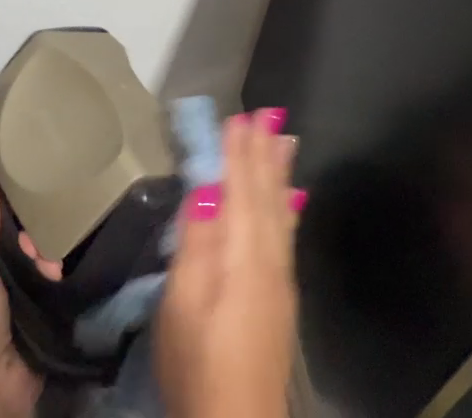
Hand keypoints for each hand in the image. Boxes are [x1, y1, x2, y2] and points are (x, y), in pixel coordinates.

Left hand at [0, 177, 50, 417]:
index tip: (21, 186)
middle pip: (10, 246)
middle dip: (28, 238)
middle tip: (43, 231)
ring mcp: (8, 306)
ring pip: (32, 269)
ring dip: (44, 261)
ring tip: (53, 262)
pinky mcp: (33, 325)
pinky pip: (48, 295)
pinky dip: (56, 285)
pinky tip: (64, 276)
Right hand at [156, 109, 301, 417]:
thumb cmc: (197, 358)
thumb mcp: (182, 299)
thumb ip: (196, 242)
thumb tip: (205, 189)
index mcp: (242, 256)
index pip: (240, 191)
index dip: (238, 153)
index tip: (239, 115)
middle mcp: (269, 260)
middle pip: (267, 197)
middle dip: (264, 154)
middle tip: (268, 113)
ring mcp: (279, 281)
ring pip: (281, 214)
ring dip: (279, 175)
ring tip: (285, 142)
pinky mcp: (279, 299)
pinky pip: (285, 234)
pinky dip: (286, 207)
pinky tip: (288, 203)